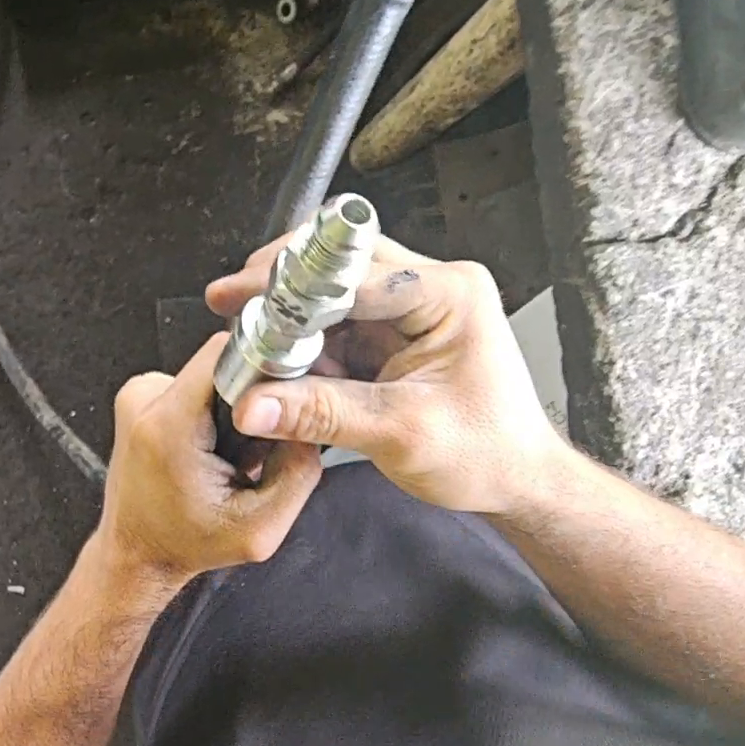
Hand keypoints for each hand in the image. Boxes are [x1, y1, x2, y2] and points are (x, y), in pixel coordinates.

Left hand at [93, 333, 322, 584]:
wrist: (137, 556)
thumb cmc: (184, 544)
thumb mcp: (260, 529)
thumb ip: (298, 472)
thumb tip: (313, 424)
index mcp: (168, 425)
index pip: (229, 352)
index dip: (267, 373)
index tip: (280, 409)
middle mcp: (144, 400)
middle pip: (224, 363)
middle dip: (251, 402)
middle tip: (248, 451)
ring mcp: (137, 395)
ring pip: (212, 375)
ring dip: (231, 410)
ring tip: (225, 456)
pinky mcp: (140, 397)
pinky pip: (194, 385)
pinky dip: (210, 413)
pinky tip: (208, 451)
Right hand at [205, 233, 566, 513]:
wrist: (512, 479)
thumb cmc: (486, 452)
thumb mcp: (401, 433)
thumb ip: (323, 414)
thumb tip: (254, 404)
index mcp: (448, 295)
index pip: (355, 272)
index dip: (291, 287)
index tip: (240, 297)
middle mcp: (429, 290)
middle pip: (337, 267)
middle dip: (281, 288)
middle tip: (232, 306)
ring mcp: (407, 313)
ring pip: (329, 297)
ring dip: (288, 320)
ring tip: (248, 344)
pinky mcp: (390, 339)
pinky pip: (333, 330)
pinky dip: (301, 347)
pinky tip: (277, 367)